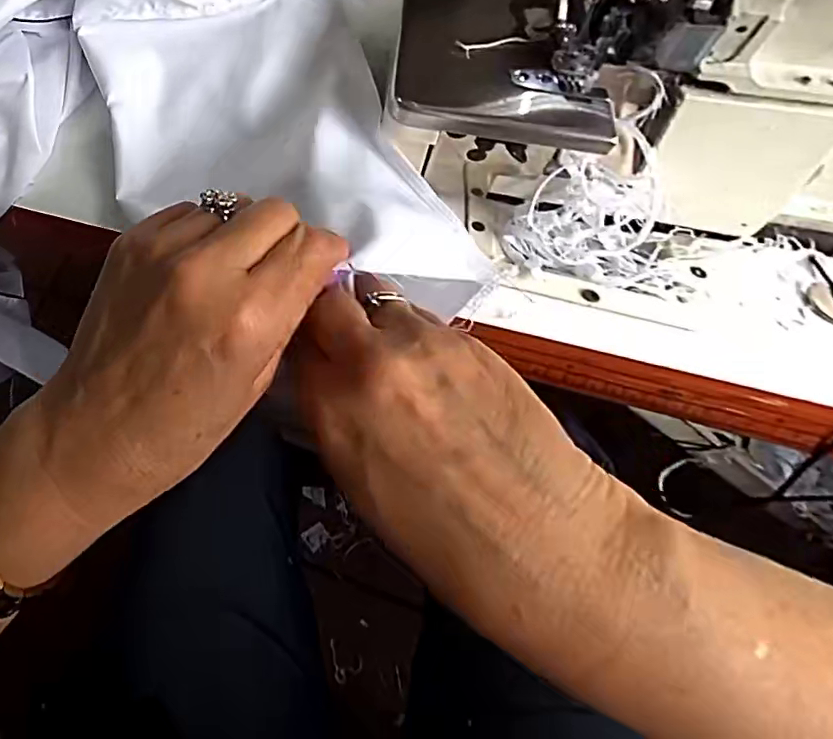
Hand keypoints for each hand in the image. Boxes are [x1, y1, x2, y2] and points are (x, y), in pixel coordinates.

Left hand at [0, 198, 347, 587]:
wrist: (92, 433)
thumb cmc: (184, 428)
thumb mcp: (258, 381)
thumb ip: (289, 313)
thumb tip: (311, 270)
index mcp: (249, 317)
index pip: (311, 245)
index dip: (325, 253)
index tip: (320, 265)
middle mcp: (208, 271)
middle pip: (276, 212)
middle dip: (288, 236)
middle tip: (275, 267)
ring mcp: (163, 251)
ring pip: (232, 205)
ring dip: (242, 233)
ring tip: (227, 270)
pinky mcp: (131, 242)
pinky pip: (190, 212)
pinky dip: (203, 232)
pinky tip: (193, 267)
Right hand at [291, 275, 657, 682]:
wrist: (537, 534)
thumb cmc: (446, 534)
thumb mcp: (356, 479)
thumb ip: (330, 413)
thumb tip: (321, 377)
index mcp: (334, 409)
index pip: (294, 339)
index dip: (300, 338)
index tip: (307, 342)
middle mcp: (373, 364)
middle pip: (329, 297)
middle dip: (329, 306)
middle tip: (340, 326)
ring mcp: (423, 343)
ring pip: (379, 298)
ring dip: (377, 318)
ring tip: (395, 355)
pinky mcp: (466, 337)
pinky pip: (423, 316)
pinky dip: (418, 332)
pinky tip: (435, 370)